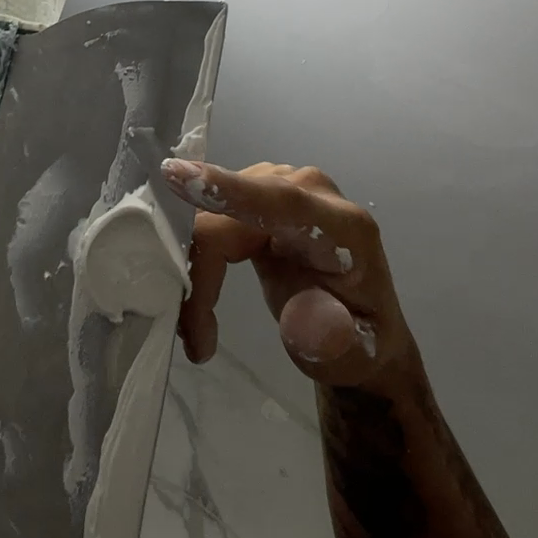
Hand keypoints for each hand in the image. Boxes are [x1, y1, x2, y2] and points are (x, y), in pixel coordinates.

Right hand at [163, 159, 411, 387]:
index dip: (232, 192)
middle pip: (229, 218)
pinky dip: (196, 257)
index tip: (178, 177)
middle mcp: (310, 193)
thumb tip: (300, 325)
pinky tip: (201, 294)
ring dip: (194, 271)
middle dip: (200, 273)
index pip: (283, 203)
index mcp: (344, 229)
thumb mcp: (355, 360)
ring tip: (200, 328)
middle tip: (193, 338)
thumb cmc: (359, 341)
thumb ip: (333, 343)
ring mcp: (278, 187)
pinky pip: (208, 217)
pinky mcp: (255, 191)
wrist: (357, 325)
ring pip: (210, 219)